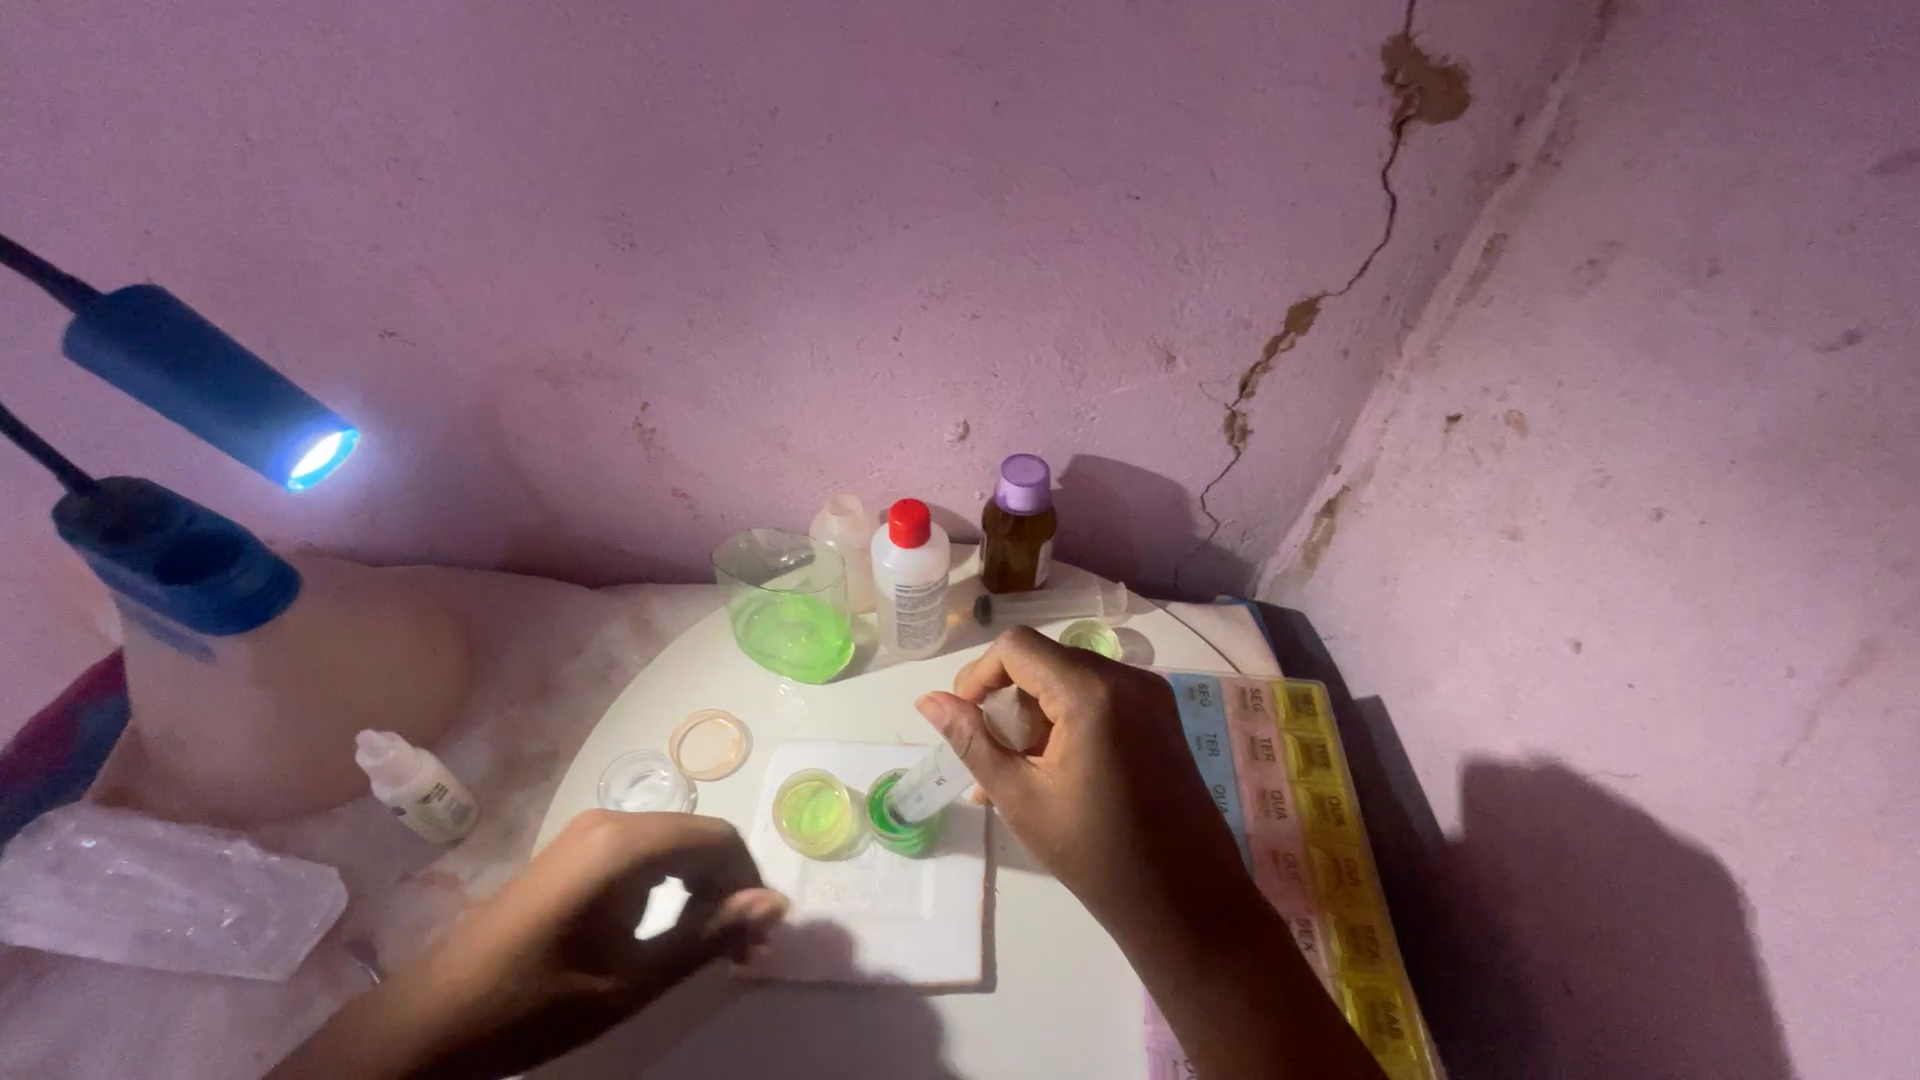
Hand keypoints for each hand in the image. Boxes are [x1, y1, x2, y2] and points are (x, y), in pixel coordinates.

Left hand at [272, 811, 786, 1079]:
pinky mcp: (574, 851)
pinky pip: (643, 853)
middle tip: (737, 952)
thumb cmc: (535, 1004)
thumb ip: (710, 936)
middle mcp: (611, 821)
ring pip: (674, 845)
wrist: (428, 1023)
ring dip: (700, 889)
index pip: (720, 840)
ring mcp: (588, 832)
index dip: (748, 885)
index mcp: (626, 844)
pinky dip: (669, 886)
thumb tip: (777, 903)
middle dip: (727, 889)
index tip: (754, 943)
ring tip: (706, 946)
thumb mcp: (634, 980)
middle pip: (699, 838)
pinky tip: (662, 928)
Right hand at [918, 629, 1386, 1079]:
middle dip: (1009, 701)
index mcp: (1091, 691)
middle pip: (1044, 660)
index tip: (965, 721)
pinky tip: (1057, 769)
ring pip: (1070, 677)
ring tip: (1022, 774)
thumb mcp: (1020, 796)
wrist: (1188, 902)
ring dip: (1036, 714)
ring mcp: (1151, 694)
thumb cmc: (1096, 854)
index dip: (978, 676)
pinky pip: (1099, 696)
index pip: (1015, 647)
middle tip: (996, 758)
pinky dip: (1068, 719)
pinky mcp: (1162, 714)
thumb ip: (971, 740)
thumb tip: (927, 700)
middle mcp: (1126, 677)